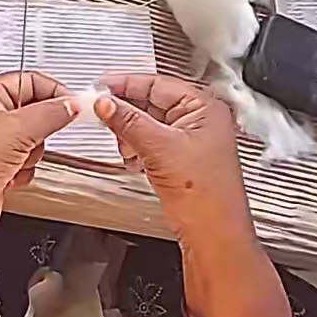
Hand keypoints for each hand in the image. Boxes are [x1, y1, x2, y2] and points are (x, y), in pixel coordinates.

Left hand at [0, 72, 79, 239]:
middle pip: (34, 111)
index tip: (71, 105)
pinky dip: (23, 170)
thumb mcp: (18, 129)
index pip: (28, 80)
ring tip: (14, 159)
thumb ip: (51, 113)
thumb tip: (71, 104)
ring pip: (33, 139)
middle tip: (31, 137)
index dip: (53, 91)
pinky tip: (8, 175)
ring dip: (30, 153)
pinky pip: (26, 161)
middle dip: (38, 130)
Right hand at [93, 74, 253, 242]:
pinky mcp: (180, 158)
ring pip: (148, 123)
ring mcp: (190, 140)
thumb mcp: (159, 148)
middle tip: (103, 114)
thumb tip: (106, 103)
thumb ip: (128, 121)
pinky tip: (133, 158)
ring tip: (125, 146)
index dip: (127, 84)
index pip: (158, 83)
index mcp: (204, 107)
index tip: (102, 87)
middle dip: (127, 113)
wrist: (213, 233)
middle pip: (151, 102)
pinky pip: (150, 142)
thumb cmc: (206, 194)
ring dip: (130, 133)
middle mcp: (199, 120)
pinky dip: (137, 148)